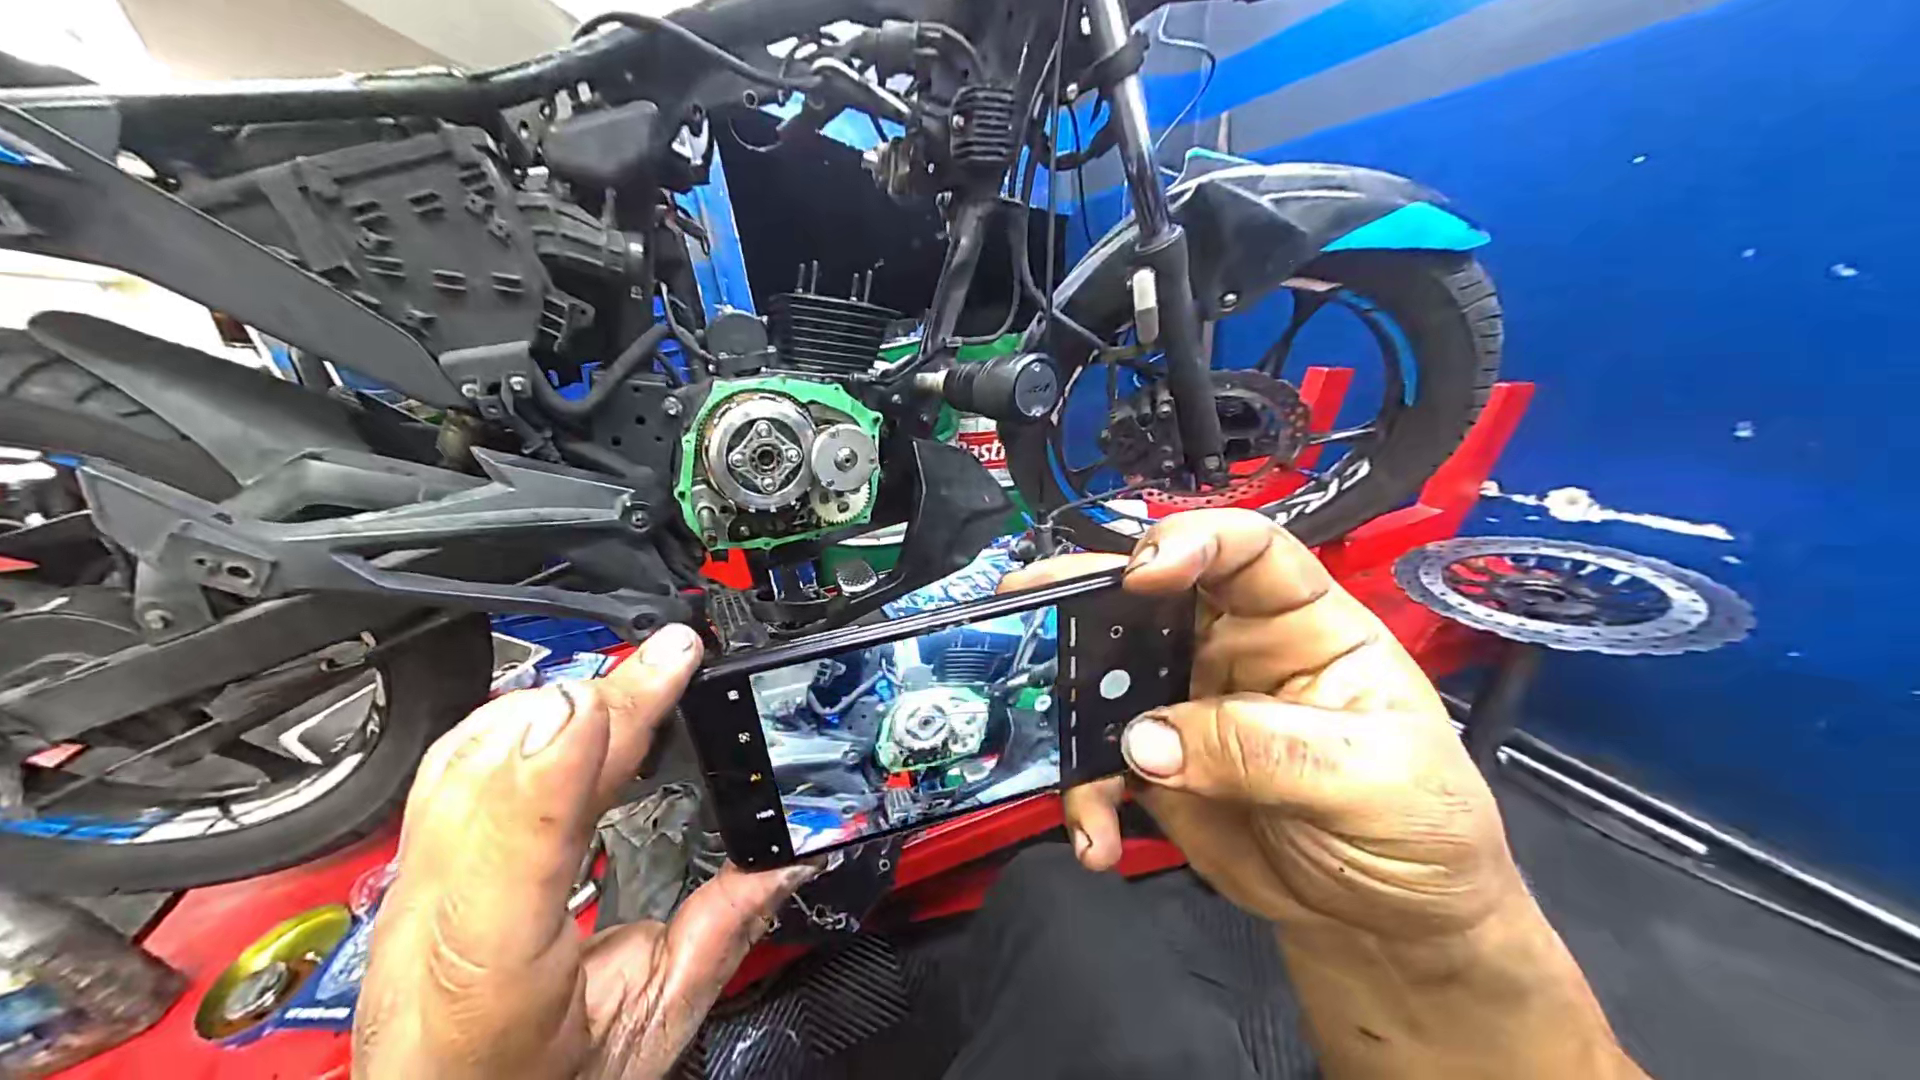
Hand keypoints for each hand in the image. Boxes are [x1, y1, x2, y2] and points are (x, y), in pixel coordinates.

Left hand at [353, 625, 813, 1079]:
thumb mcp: (651, 1027)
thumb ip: (723, 929)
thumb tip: (790, 854)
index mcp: (492, 983)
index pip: (515, 842)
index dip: (572, 750)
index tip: (633, 686)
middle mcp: (433, 921)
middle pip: (499, 767)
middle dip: (601, 696)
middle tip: (676, 660)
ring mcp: (414, 884)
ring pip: (471, 749)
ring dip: (568, 697)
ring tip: (641, 679)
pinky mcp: (420, 858)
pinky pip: (461, 756)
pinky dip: (530, 714)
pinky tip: (578, 709)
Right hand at [1003, 509, 1517, 940]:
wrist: (1385, 923)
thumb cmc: (1418, 832)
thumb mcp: (1376, 781)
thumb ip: (1265, 750)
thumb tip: (1146, 740)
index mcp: (1302, 624)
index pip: (1247, 549)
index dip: (1193, 541)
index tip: (1144, 571)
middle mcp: (1232, 648)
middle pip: (1153, 594)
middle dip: (1090, 588)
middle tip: (1032, 592)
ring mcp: (1186, 703)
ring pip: (1110, 669)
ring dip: (1069, 690)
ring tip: (1043, 715)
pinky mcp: (1156, 761)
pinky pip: (1102, 757)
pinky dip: (1087, 790)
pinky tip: (1097, 832)